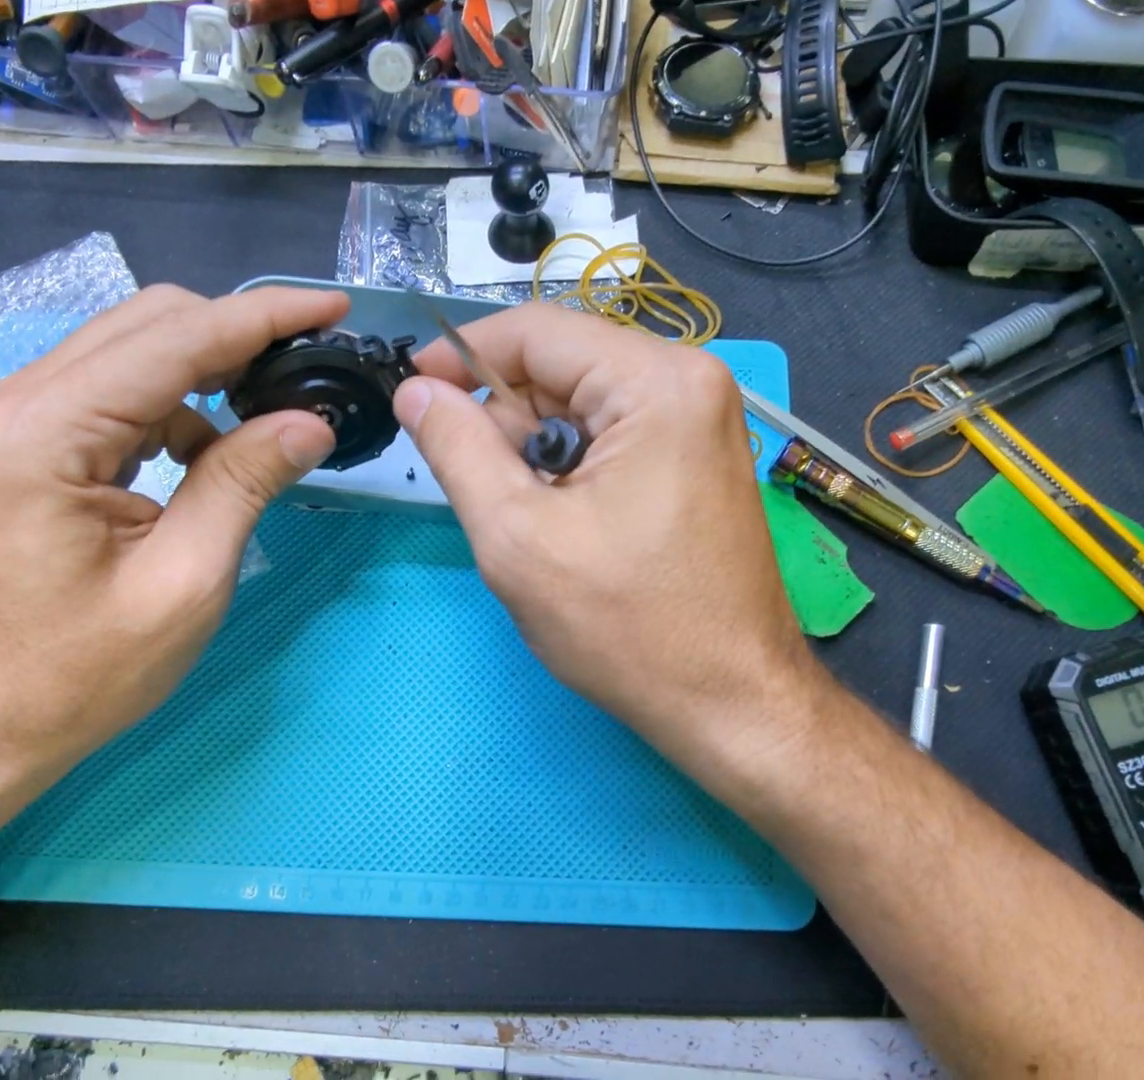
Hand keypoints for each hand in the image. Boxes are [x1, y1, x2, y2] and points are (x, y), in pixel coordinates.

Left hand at [0, 285, 344, 802]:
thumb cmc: (83, 672)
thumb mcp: (187, 580)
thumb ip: (246, 483)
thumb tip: (310, 419)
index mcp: (45, 434)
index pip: (173, 340)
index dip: (263, 316)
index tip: (333, 305)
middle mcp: (17, 405)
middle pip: (147, 322)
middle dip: (239, 330)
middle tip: (313, 359)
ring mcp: (16, 422)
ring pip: (133, 350)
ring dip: (210, 367)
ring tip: (273, 409)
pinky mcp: (28, 446)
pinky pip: (118, 393)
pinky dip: (178, 403)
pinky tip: (210, 449)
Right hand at [397, 305, 821, 770]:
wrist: (732, 702)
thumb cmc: (629, 627)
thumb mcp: (517, 536)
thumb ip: (457, 448)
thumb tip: (416, 390)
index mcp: (658, 382)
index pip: (536, 330)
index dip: (461, 355)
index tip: (411, 393)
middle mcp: (692, 382)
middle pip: (562, 366)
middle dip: (508, 421)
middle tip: (491, 496)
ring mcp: (704, 420)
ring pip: (584, 405)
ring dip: (540, 454)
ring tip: (540, 526)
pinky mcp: (701, 457)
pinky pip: (615, 434)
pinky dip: (575, 469)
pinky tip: (573, 527)